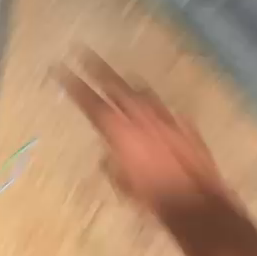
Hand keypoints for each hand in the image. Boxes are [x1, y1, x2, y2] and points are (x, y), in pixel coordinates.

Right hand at [54, 49, 230, 221]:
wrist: (196, 203)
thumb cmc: (152, 198)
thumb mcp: (122, 184)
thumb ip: (112, 164)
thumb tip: (109, 157)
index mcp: (119, 131)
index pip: (90, 101)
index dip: (73, 84)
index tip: (61, 68)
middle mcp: (140, 118)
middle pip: (115, 85)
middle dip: (97, 67)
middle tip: (84, 52)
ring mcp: (165, 119)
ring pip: (143, 93)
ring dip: (130, 86)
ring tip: (122, 79)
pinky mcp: (186, 126)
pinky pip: (167, 111)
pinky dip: (158, 109)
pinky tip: (157, 112)